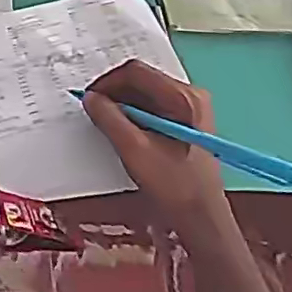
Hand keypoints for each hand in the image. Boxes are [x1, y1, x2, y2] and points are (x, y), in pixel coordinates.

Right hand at [81, 60, 228, 233]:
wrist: (202, 219)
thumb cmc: (174, 185)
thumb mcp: (135, 150)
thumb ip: (109, 119)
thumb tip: (91, 98)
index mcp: (185, 97)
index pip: (137, 72)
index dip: (108, 82)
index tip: (89, 98)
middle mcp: (190, 95)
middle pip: (141, 79)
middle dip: (114, 92)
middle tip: (95, 110)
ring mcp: (190, 108)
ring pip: (144, 92)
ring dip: (122, 103)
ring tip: (106, 122)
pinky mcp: (185, 120)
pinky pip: (152, 105)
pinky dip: (133, 113)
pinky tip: (123, 130)